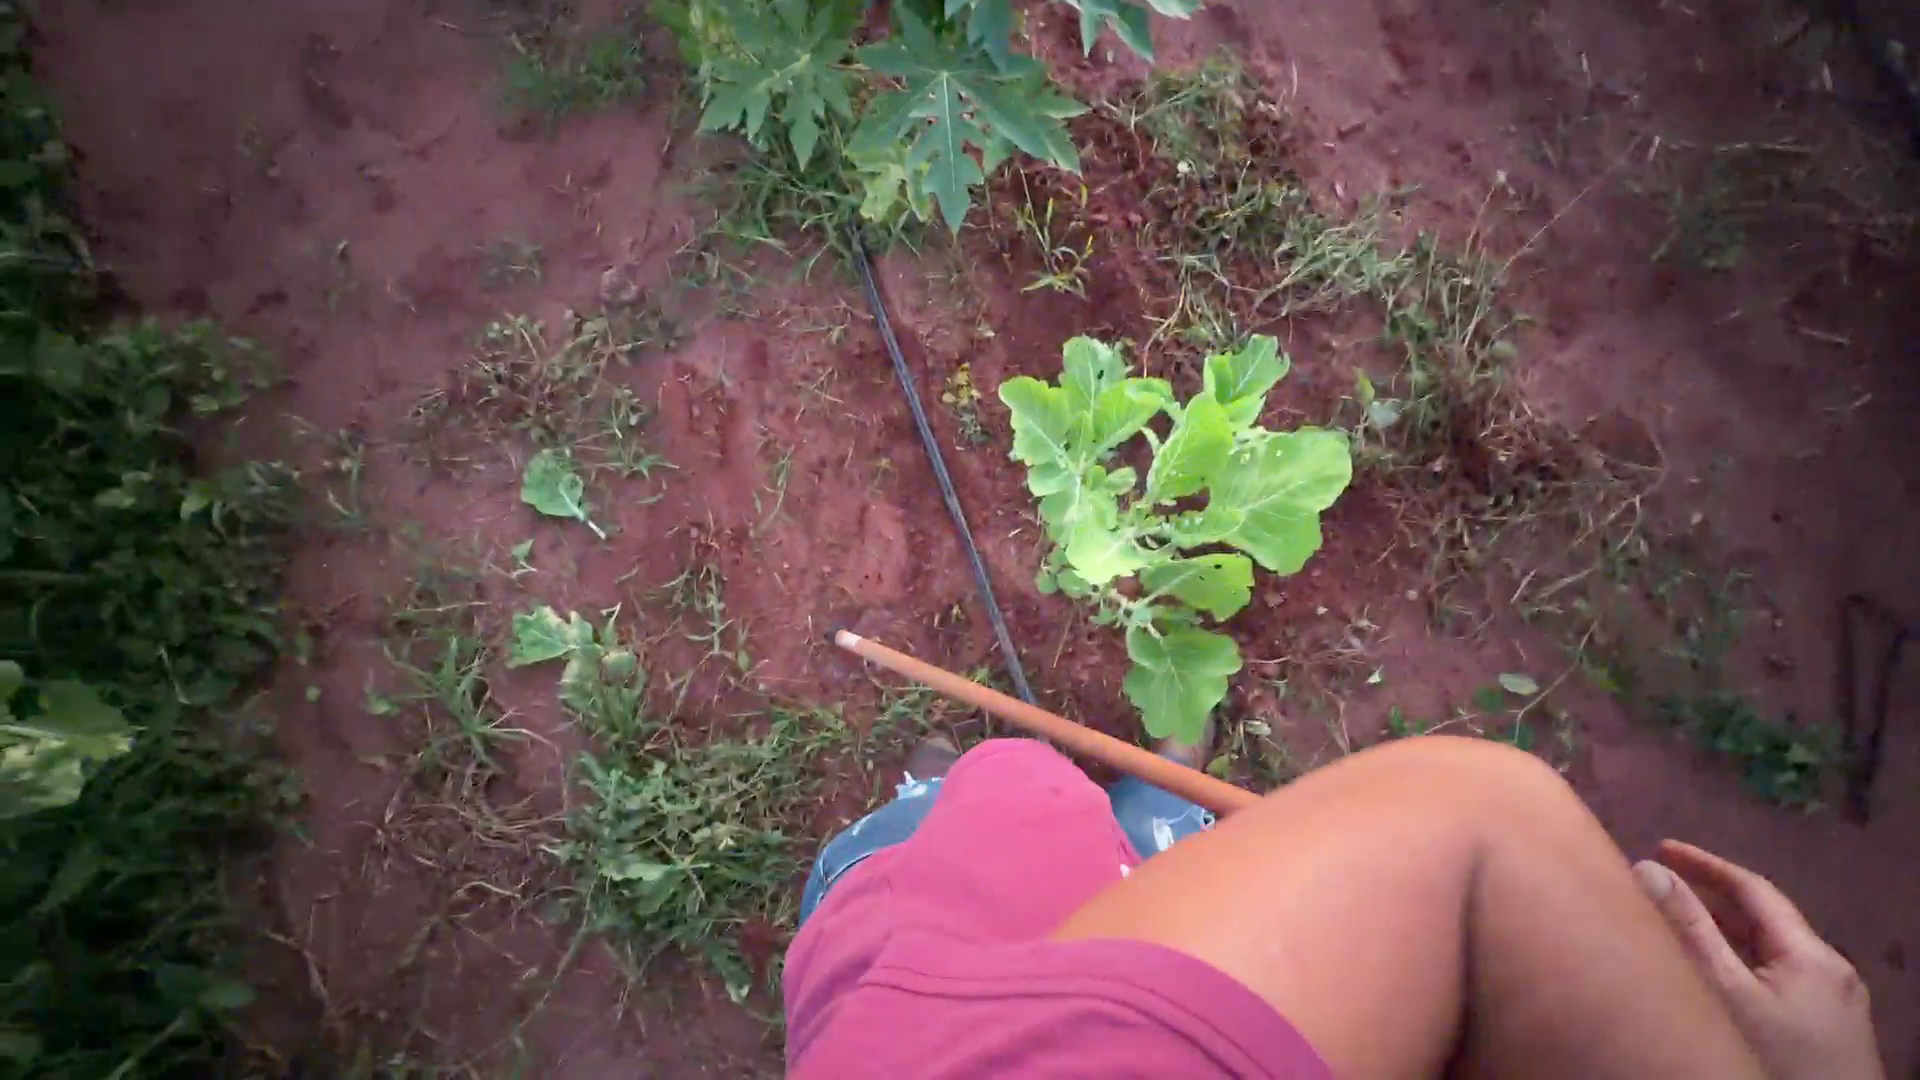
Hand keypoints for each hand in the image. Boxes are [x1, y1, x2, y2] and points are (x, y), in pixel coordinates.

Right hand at [1633, 840, 1883, 1079]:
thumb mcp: (1726, 988)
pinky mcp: (1823, 1024)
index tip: (1658, 847)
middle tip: (1657, 878)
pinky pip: (1769, 969)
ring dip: (1716, 923)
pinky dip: (1731, 951)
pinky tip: (1703, 961)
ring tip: (1669, 914)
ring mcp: (1831, 1000)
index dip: (1704, 863)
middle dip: (1707, 892)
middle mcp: (1829, 970)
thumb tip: (1647, 866)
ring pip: (1764, 944)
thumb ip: (1689, 927)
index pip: (1754, 889)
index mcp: (1812, 955)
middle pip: (1761, 916)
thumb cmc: (1776, 1053)